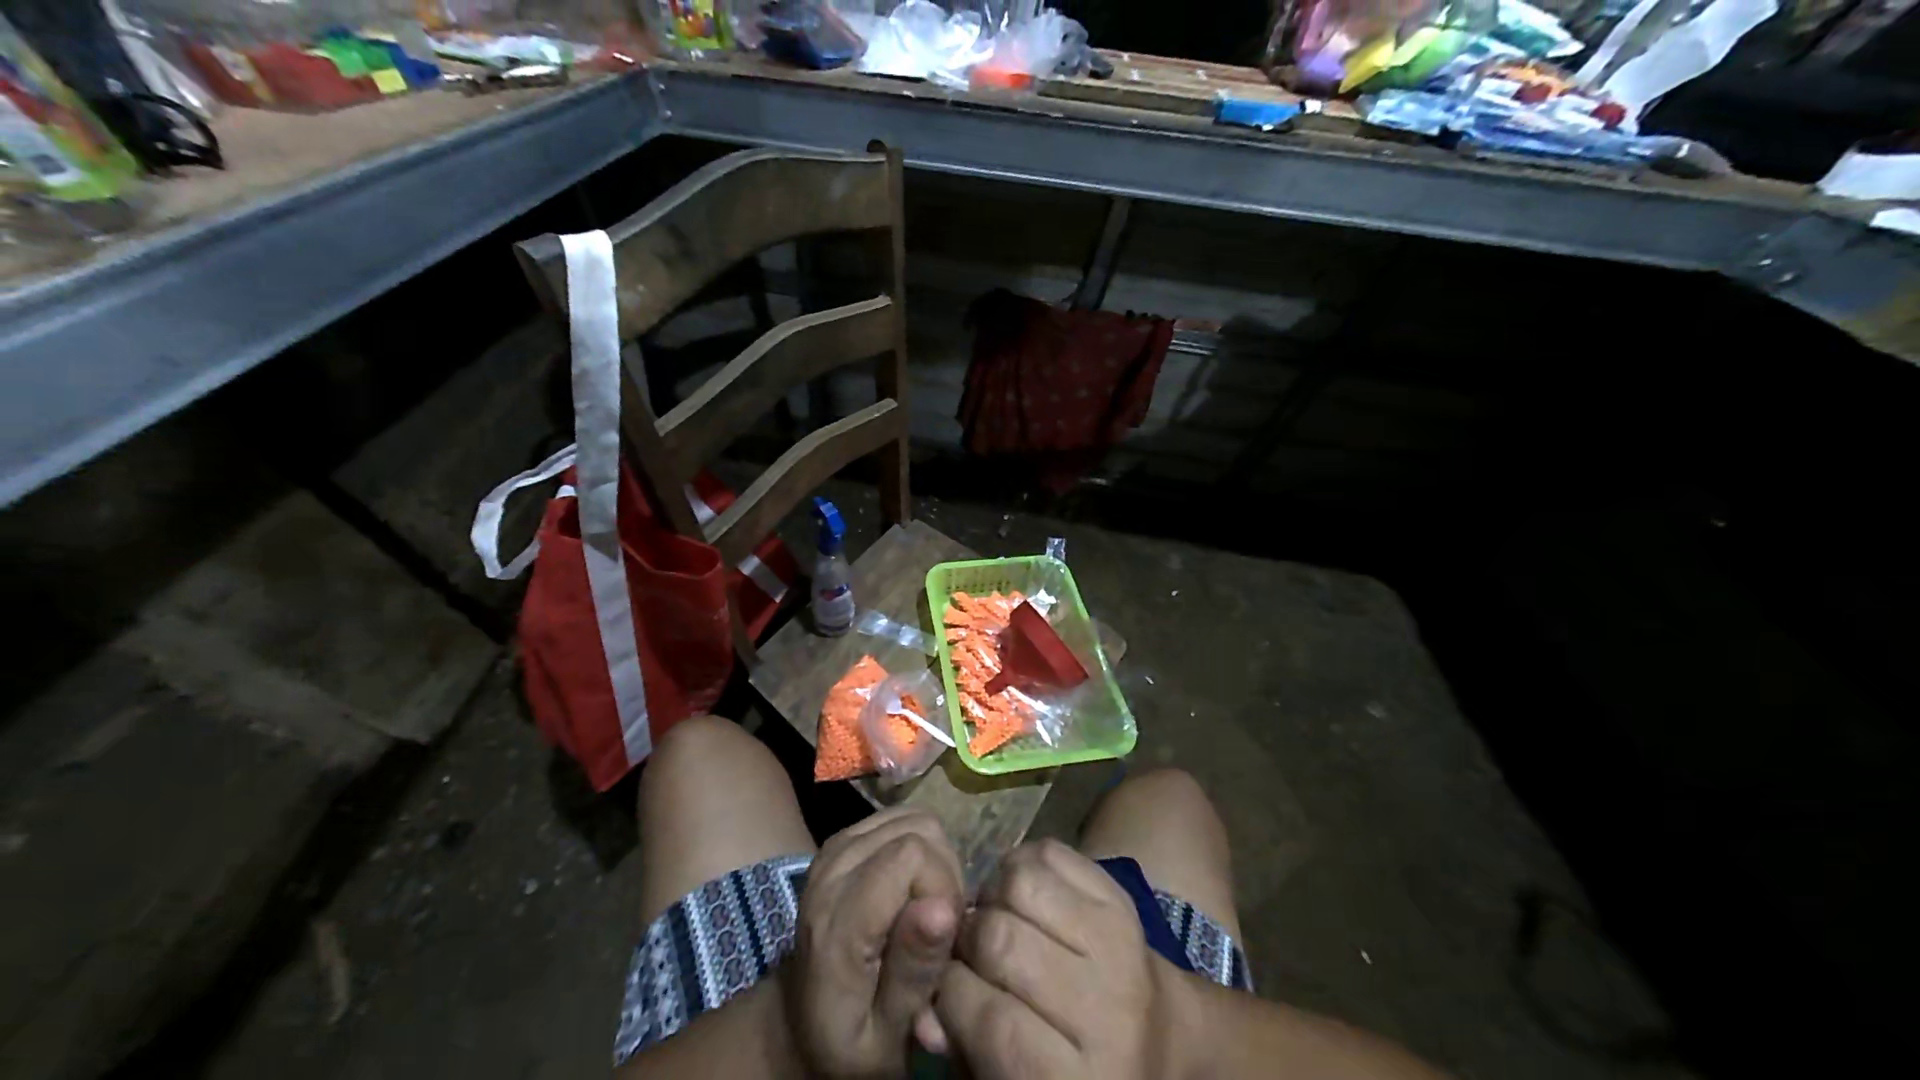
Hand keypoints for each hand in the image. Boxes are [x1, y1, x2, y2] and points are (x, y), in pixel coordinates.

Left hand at [786, 807, 964, 1078]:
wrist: (800, 1022)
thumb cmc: (849, 1039)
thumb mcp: (886, 1036)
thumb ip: (914, 973)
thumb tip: (942, 908)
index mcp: (838, 920)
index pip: (913, 853)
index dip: (944, 886)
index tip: (944, 935)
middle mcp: (831, 872)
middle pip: (917, 830)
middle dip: (945, 871)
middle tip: (941, 923)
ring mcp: (833, 849)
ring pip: (912, 819)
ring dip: (935, 857)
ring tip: (930, 905)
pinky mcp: (841, 840)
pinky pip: (899, 819)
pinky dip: (919, 845)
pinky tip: (914, 886)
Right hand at [932, 840, 1170, 1079]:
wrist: (1163, 1039)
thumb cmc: (1074, 1068)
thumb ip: (966, 1049)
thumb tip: (922, 1012)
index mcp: (1077, 1076)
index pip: (991, 1018)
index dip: (950, 991)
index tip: (943, 983)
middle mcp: (1107, 1010)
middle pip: (1003, 941)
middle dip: (967, 938)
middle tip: (965, 947)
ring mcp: (1120, 945)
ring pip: (1024, 883)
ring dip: (992, 893)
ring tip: (994, 915)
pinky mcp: (1122, 898)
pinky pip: (1052, 853)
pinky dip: (1021, 862)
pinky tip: (1021, 892)